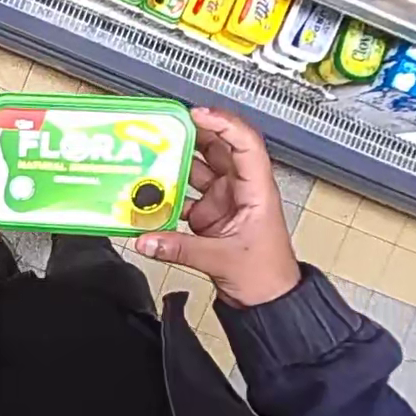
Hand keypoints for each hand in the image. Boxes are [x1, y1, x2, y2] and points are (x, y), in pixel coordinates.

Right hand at [134, 107, 300, 307]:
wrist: (267, 301)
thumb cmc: (267, 275)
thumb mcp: (221, 260)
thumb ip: (178, 248)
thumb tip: (147, 239)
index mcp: (256, 190)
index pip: (244, 142)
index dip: (222, 123)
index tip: (196, 115)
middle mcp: (241, 189)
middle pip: (217, 150)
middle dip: (191, 136)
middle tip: (165, 129)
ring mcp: (224, 202)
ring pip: (199, 171)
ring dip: (177, 165)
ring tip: (152, 158)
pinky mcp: (210, 217)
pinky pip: (186, 198)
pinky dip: (170, 196)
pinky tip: (152, 196)